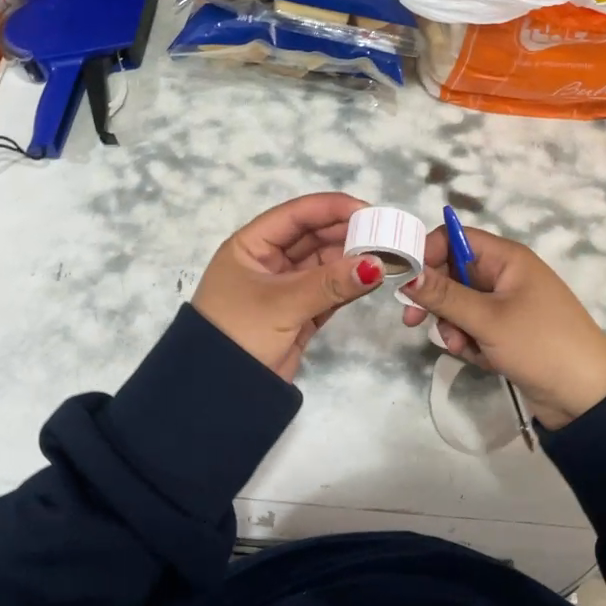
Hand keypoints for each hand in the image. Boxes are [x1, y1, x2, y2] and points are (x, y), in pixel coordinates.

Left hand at [192, 193, 385, 380]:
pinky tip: (373, 279)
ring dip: (352, 260)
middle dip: (347, 234)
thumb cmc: (239, 333)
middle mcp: (268, 261)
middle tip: (385, 234)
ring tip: (388, 255)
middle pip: (313, 237)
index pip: (296, 215)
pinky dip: (349, 286)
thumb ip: (331, 283)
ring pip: (324, 265)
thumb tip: (378, 265)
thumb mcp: (283, 303)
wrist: (217, 396)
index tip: (368, 209)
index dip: (331, 208)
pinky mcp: (299, 314)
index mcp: (251, 245)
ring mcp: (285, 288)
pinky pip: (329, 291)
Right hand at [399, 227, 605, 429]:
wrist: (589, 399)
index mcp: (507, 258)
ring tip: (463, 348)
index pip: (455, 239)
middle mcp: (506, 276)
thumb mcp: (487, 319)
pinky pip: (475, 328)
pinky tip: (482, 360)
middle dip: (437, 299)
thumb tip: (406, 272)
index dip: (428, 254)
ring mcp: (508, 305)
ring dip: (454, 326)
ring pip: (461, 305)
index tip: (405, 280)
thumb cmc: (540, 345)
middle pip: (454, 273)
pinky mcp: (509, 333)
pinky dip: (471, 343)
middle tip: (413, 321)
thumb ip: (444, 295)